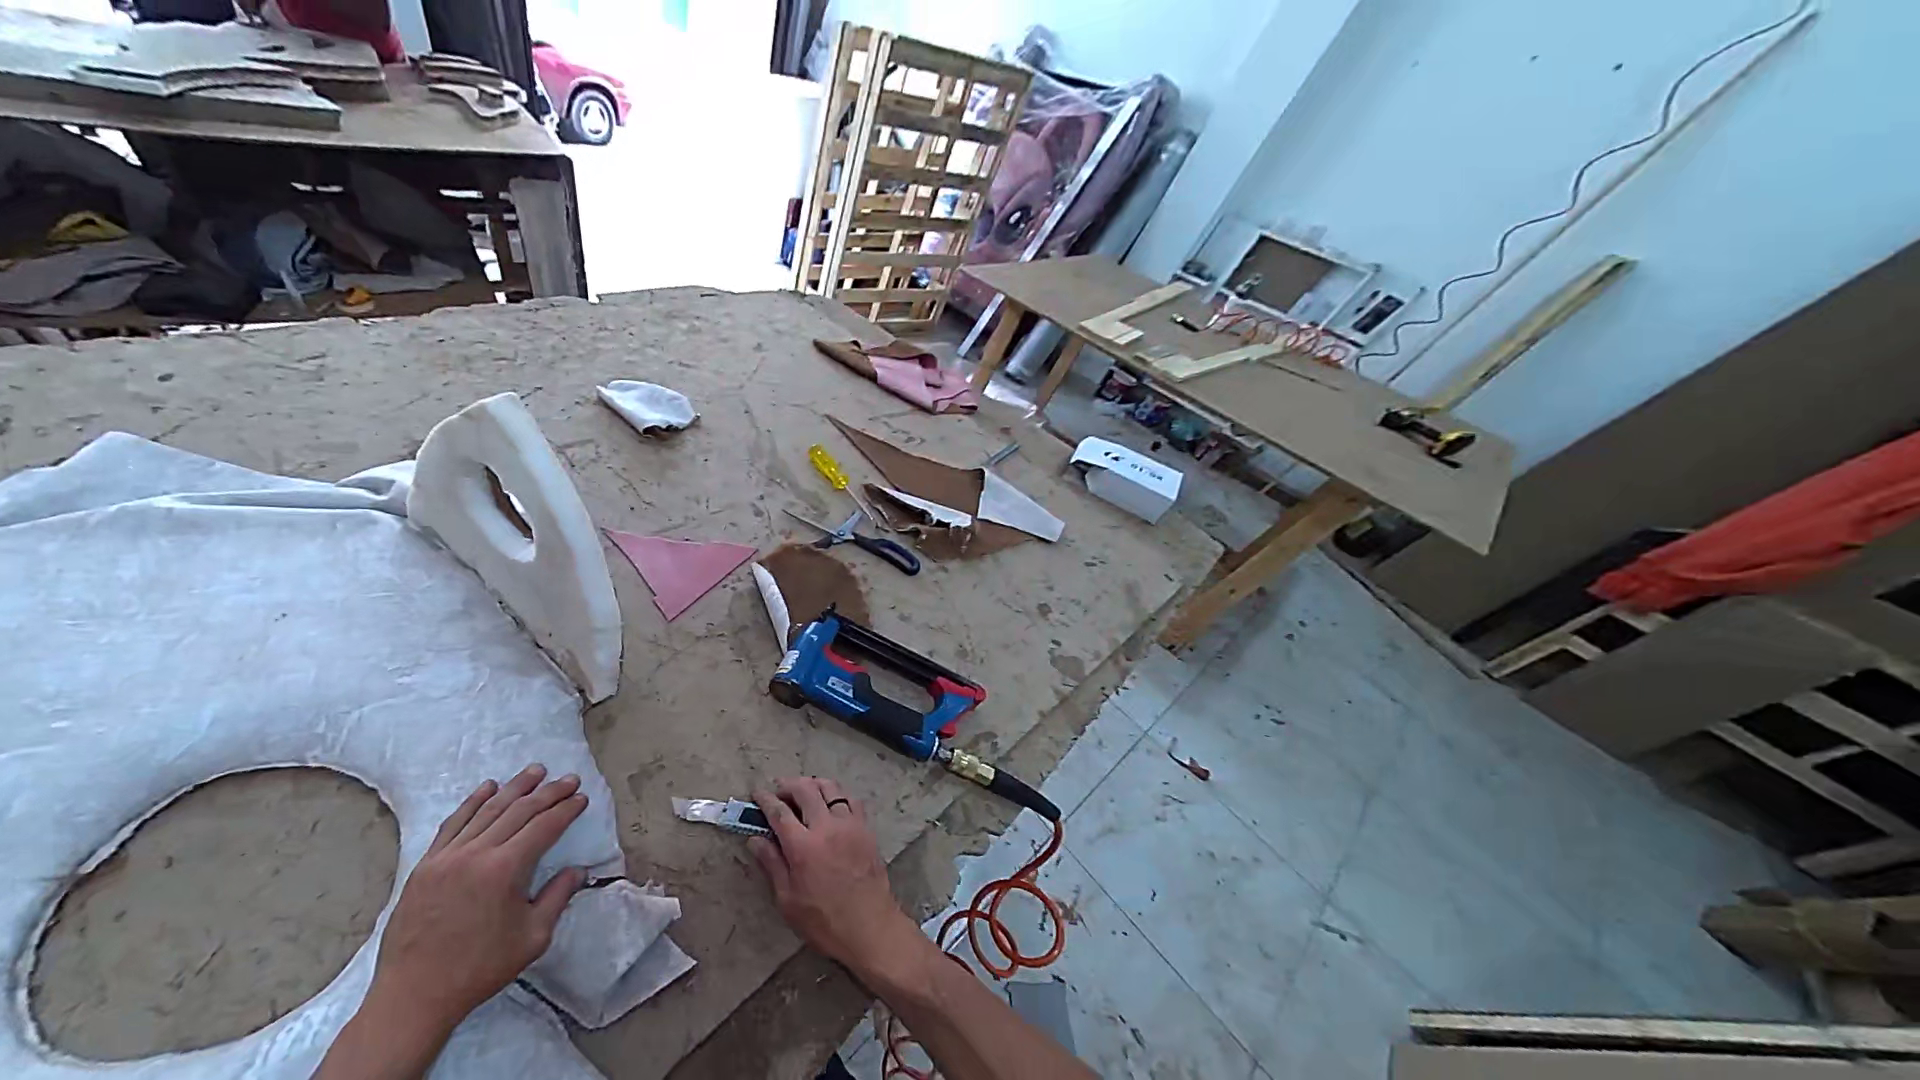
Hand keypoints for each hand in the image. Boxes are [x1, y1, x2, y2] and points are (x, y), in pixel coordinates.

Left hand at [368, 764, 588, 1030]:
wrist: (413, 996)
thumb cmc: (479, 968)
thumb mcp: (532, 937)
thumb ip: (558, 897)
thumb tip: (578, 871)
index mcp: (505, 870)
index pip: (544, 827)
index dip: (566, 810)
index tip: (581, 798)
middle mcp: (476, 854)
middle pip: (519, 811)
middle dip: (548, 792)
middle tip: (568, 778)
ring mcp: (446, 858)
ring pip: (486, 811)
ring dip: (514, 788)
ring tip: (534, 771)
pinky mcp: (425, 867)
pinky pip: (453, 825)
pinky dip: (472, 802)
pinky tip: (487, 788)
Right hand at [749, 777, 920, 979]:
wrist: (870, 926)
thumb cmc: (824, 921)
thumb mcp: (788, 900)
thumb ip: (772, 864)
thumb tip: (755, 839)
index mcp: (803, 847)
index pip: (779, 812)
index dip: (765, 800)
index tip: (757, 793)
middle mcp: (827, 828)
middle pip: (805, 790)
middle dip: (788, 785)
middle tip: (778, 791)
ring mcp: (850, 825)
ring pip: (831, 788)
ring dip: (813, 784)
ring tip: (803, 791)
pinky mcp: (866, 828)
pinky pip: (850, 800)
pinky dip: (837, 794)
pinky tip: (830, 802)